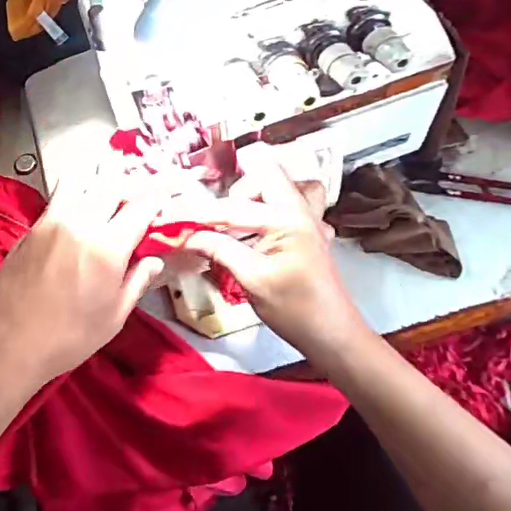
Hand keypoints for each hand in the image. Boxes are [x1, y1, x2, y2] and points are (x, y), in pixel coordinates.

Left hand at [0, 173, 165, 393]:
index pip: (139, 208)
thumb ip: (136, 282)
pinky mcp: (31, 228)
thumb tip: (153, 260)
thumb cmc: (67, 338)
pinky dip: (74, 193)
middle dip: (129, 187)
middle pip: (110, 188)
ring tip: (109, 193)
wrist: (6, 341)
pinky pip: (58, 198)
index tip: (166, 193)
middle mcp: (79, 224)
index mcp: (107, 247)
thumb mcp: (113, 317)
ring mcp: (51, 222)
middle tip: (139, 195)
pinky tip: (79, 203)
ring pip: (80, 185)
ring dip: (100, 184)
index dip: (156, 198)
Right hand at [182, 146, 366, 357]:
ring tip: (234, 219)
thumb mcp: (252, 280)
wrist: (334, 336)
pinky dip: (269, 209)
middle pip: (266, 174)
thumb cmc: (297, 311)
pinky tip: (255, 231)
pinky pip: (289, 205)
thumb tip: (187, 235)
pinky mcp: (309, 234)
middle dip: (235, 190)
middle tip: (213, 215)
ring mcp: (310, 221)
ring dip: (254, 196)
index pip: (235, 207)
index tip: (176, 218)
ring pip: (281, 186)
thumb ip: (219, 250)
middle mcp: (302, 211)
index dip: (201, 213)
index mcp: (289, 219)